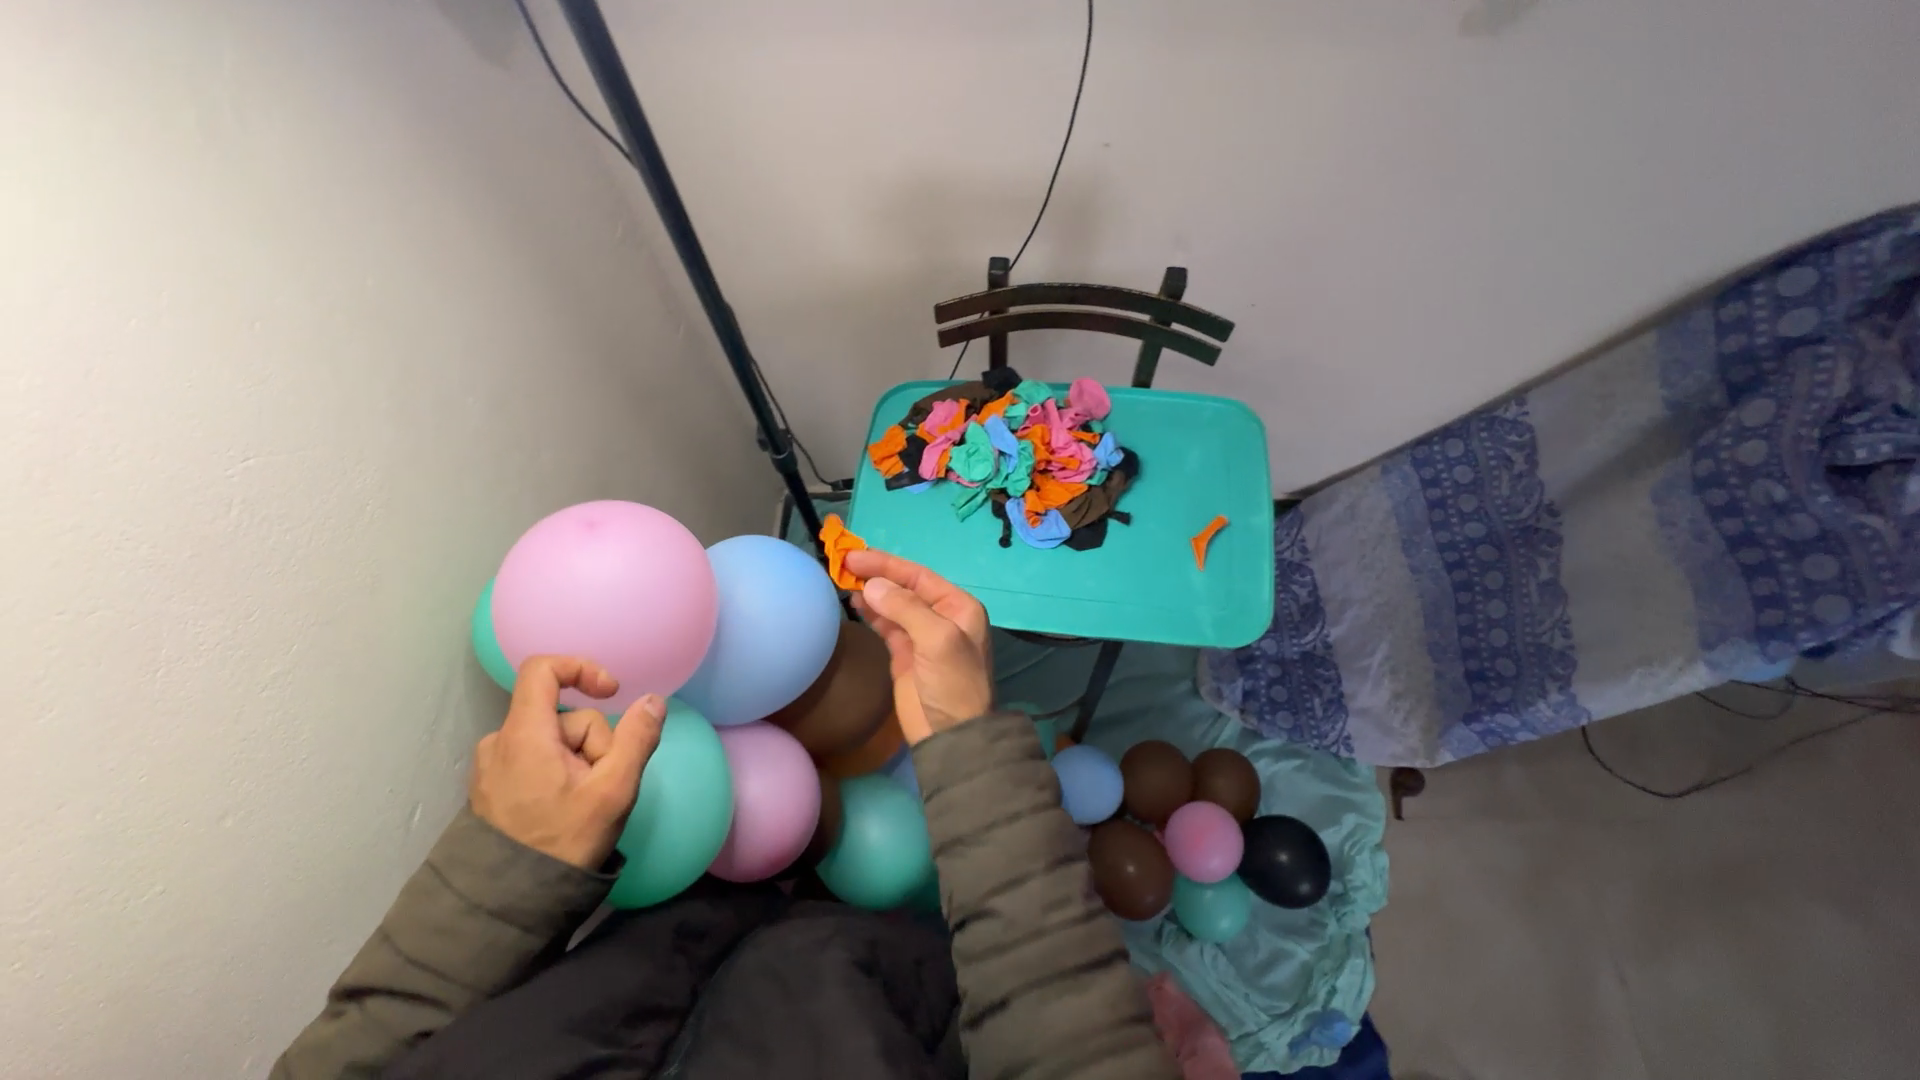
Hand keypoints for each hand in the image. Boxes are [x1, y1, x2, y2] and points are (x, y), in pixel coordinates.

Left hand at [470, 656, 664, 869]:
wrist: (506, 904)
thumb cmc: (562, 842)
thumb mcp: (613, 791)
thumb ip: (637, 739)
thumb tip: (654, 701)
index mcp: (524, 734)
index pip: (543, 669)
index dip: (582, 668)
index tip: (611, 692)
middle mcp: (500, 741)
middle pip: (564, 716)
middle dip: (595, 742)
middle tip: (602, 784)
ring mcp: (492, 766)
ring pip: (553, 741)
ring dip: (579, 761)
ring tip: (584, 802)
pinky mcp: (492, 787)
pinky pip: (536, 761)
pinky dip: (559, 773)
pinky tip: (566, 807)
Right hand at [846, 549, 992, 744]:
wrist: (951, 735)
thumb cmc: (953, 682)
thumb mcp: (937, 639)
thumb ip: (905, 608)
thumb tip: (871, 585)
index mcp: (958, 606)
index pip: (919, 575)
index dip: (886, 564)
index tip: (854, 556)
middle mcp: (942, 615)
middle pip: (904, 587)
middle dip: (876, 574)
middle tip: (843, 564)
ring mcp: (922, 635)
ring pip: (893, 604)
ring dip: (871, 591)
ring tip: (843, 579)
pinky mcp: (905, 653)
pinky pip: (886, 624)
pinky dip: (871, 612)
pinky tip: (855, 601)